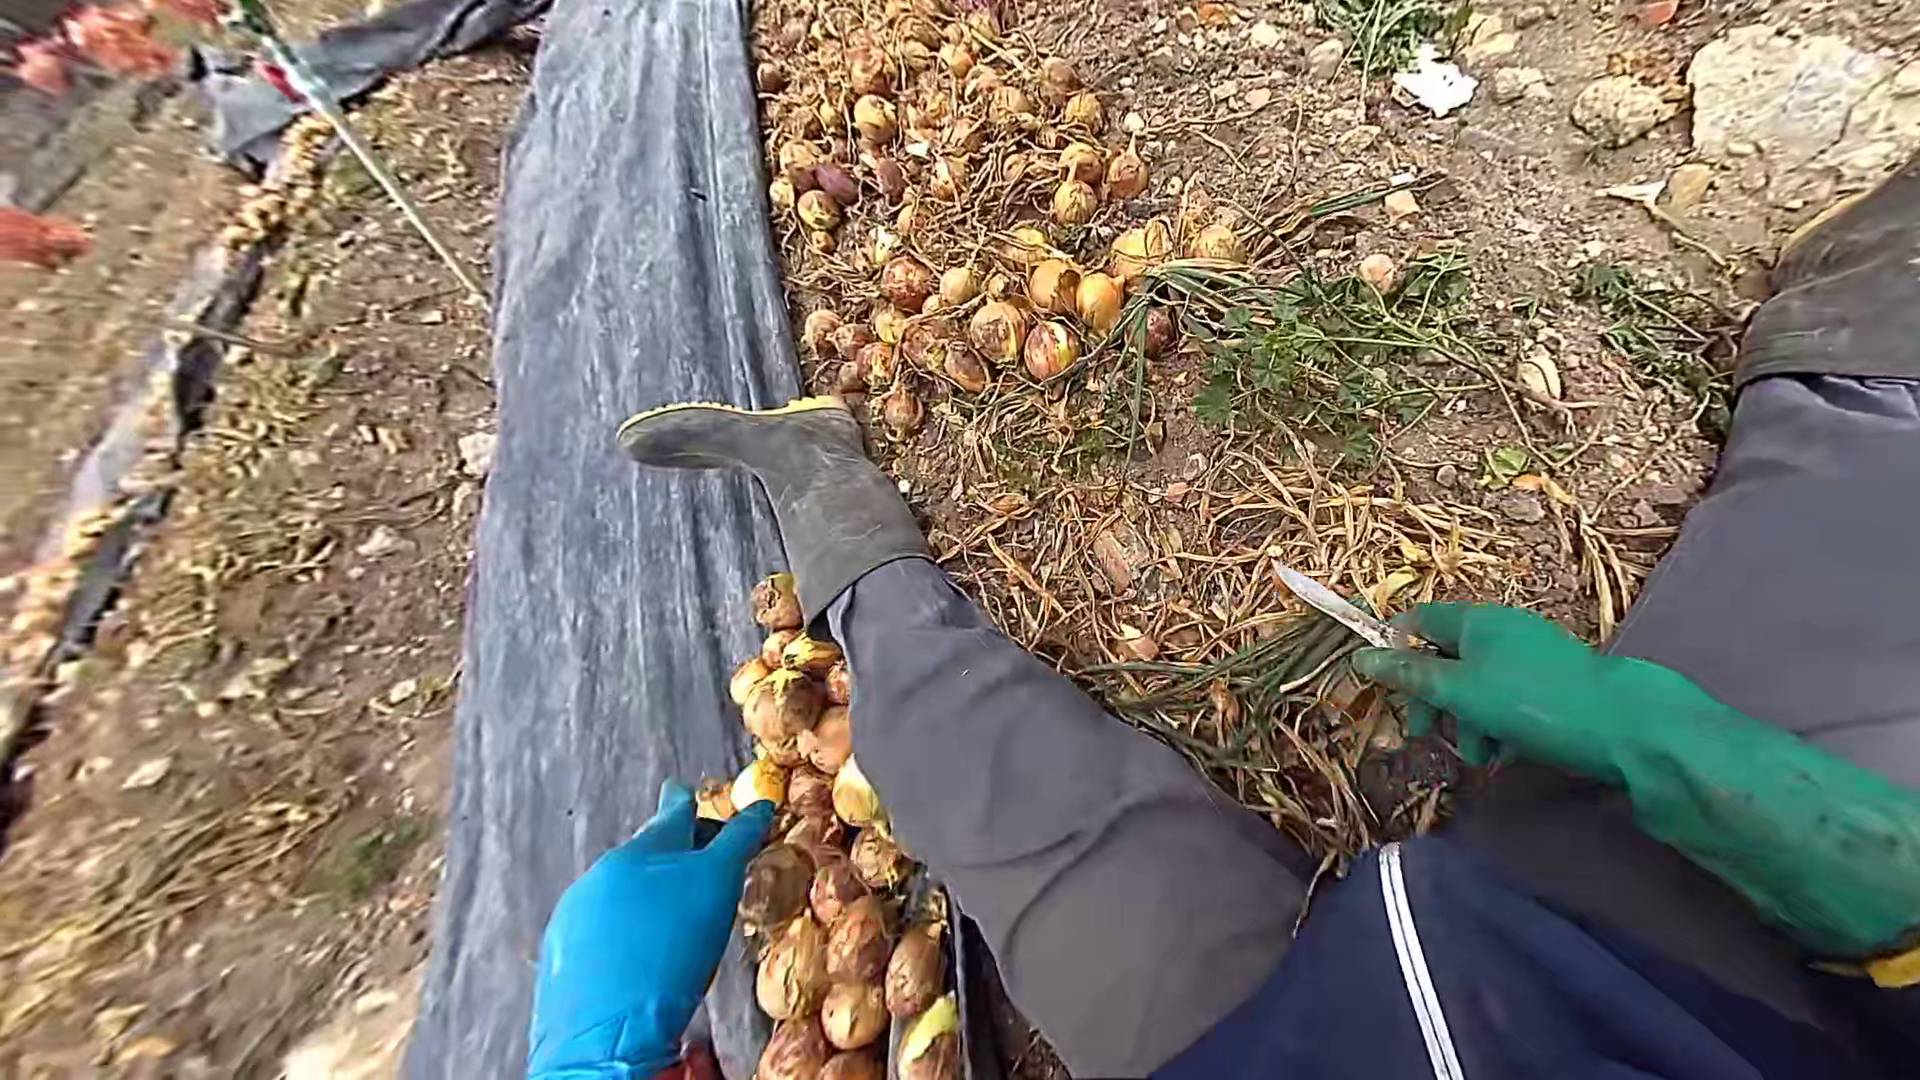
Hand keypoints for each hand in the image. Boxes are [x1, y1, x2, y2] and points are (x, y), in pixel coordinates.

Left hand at [528, 780, 773, 1077]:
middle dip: (678, 853)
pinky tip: (647, 951)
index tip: (684, 792)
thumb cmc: (672, 949)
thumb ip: (739, 838)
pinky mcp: (562, 954)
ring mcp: (577, 913)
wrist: (607, 1040)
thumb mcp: (720, 882)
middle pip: (651, 848)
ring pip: (627, 886)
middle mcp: (604, 871)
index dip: (687, 800)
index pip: (674, 809)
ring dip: (654, 890)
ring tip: (680, 919)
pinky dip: (628, 925)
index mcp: (643, 847)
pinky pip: (604, 923)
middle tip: (706, 869)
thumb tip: (760, 805)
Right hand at [1353, 603, 1919, 958]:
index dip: (1392, 646)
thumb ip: (1405, 673)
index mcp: (1476, 621)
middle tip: (1421, 730)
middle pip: (1442, 656)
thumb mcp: (1456, 689)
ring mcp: (1532, 657)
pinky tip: (1499, 750)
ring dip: (1459, 716)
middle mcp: (1502, 631)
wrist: (1640, 734)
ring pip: (1473, 681)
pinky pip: (1505, 696)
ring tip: (1471, 752)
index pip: (1415, 621)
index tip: (1382, 680)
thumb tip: (1359, 658)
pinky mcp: (1556, 686)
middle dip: (1427, 696)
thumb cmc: (1534, 702)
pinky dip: (1492, 721)